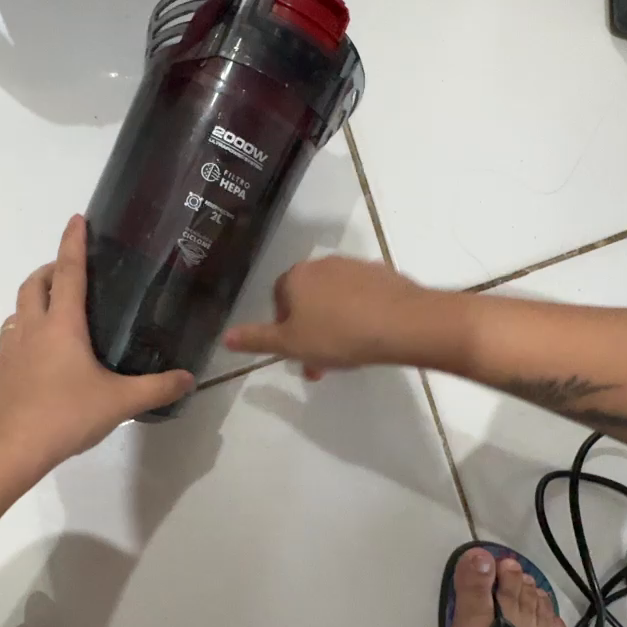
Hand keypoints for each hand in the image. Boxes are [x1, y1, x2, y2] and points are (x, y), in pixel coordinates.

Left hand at [0, 215, 194, 475]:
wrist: (8, 450)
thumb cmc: (65, 416)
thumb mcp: (119, 403)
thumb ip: (156, 389)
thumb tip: (189, 379)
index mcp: (61, 326)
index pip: (68, 272)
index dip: (73, 243)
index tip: (77, 219)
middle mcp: (30, 330)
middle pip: (33, 286)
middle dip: (48, 270)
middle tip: (64, 273)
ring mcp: (6, 353)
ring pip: (16, 315)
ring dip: (31, 306)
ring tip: (51, 318)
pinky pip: (8, 349)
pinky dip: (22, 344)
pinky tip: (36, 369)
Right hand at [223, 256, 449, 379]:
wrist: (400, 323)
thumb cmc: (337, 335)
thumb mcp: (290, 345)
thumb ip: (257, 340)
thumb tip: (225, 336)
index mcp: (295, 277)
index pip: (279, 300)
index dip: (285, 328)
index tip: (298, 351)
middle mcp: (322, 264)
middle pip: (308, 299)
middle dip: (311, 329)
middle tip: (322, 362)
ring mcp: (355, 266)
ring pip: (336, 299)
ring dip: (336, 324)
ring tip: (349, 354)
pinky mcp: (383, 275)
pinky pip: (362, 297)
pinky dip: (361, 315)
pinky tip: (370, 337)